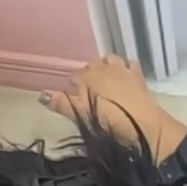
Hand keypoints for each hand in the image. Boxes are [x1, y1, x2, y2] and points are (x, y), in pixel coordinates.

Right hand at [42, 55, 184, 154]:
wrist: (144, 125)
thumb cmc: (111, 121)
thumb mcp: (84, 114)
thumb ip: (63, 104)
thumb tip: (42, 95)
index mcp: (88, 76)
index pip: (75, 76)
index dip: (72, 85)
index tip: (72, 95)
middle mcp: (104, 68)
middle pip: (92, 67)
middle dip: (88, 74)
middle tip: (87, 90)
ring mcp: (123, 70)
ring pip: (110, 60)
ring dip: (105, 66)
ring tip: (104, 79)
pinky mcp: (139, 77)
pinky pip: (130, 64)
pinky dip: (125, 67)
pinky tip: (125, 74)